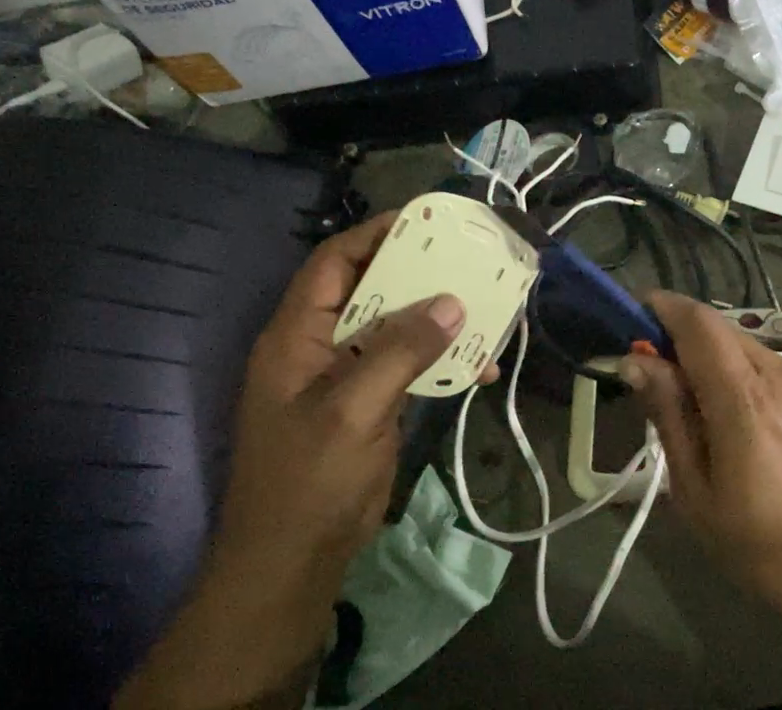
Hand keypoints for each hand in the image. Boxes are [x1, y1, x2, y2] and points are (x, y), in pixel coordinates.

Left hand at [209, 210, 480, 578]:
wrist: (293, 561)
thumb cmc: (309, 480)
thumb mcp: (352, 410)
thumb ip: (400, 352)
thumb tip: (451, 303)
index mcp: (297, 336)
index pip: (334, 264)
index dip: (375, 235)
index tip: (427, 220)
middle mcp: (320, 347)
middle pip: (372, 291)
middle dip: (421, 273)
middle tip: (471, 259)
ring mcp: (346, 378)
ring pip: (397, 328)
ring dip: (440, 319)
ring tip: (489, 307)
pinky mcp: (369, 405)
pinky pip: (409, 366)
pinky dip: (443, 362)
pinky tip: (482, 369)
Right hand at [619, 291, 781, 633]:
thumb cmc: (758, 543)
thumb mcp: (695, 489)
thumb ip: (668, 415)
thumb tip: (634, 362)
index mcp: (747, 400)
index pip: (700, 325)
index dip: (663, 309)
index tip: (632, 314)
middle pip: (721, 330)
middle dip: (682, 336)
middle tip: (651, 369)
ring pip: (745, 345)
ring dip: (710, 355)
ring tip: (690, 401)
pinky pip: (767, 364)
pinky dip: (738, 371)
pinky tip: (730, 412)